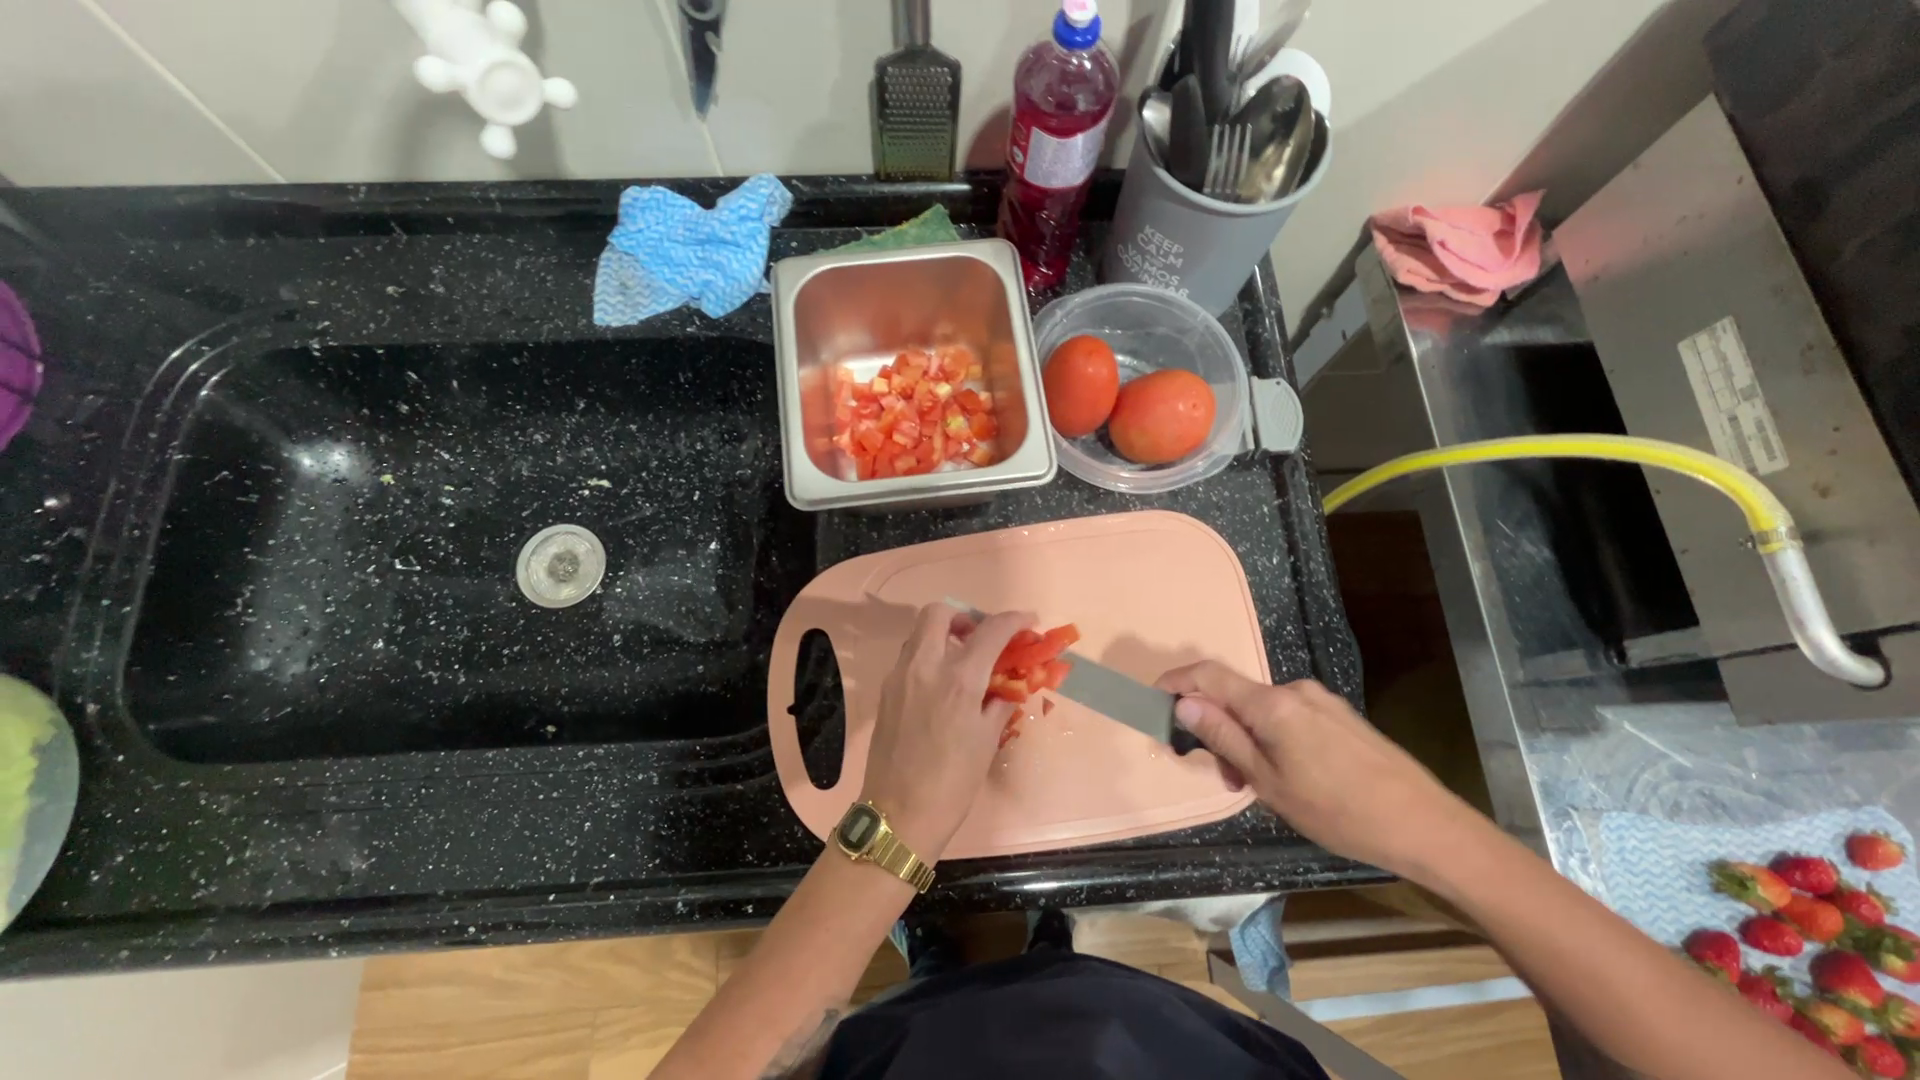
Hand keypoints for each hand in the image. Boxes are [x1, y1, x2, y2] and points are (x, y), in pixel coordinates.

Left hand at [860, 603, 1034, 862]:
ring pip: (919, 633)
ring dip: (944, 635)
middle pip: (939, 613)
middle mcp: (924, 666)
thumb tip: (1010, 682)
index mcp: (958, 679)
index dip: (1014, 620)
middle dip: (965, 617)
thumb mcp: (987, 740)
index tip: (1028, 622)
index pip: (990, 631)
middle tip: (983, 639)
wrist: (900, 814)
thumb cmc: (953, 782)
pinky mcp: (885, 692)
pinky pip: (908, 657)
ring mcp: (899, 677)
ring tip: (964, 662)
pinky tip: (942, 685)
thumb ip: (1000, 701)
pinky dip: (928, 656)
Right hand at [1156, 662, 1490, 877]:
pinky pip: (1290, 719)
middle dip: (1217, 729)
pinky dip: (1272, 741)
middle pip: (1237, 697)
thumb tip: (1185, 704)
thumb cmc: (1338, 812)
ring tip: (1258, 788)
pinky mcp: (1341, 718)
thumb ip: (1224, 739)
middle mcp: (1296, 691)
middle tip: (1222, 777)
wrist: (1425, 826)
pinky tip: (1289, 780)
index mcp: (1273, 704)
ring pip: (1263, 712)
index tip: (1152, 701)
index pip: (1209, 676)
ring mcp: (1322, 702)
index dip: (1176, 683)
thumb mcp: (1269, 782)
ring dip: (1246, 741)